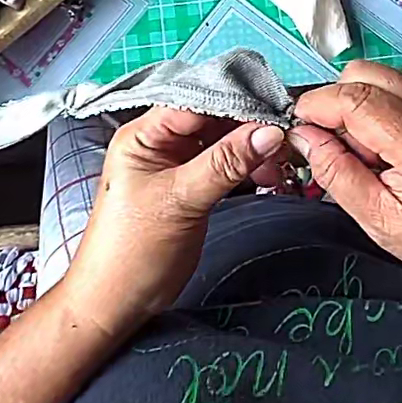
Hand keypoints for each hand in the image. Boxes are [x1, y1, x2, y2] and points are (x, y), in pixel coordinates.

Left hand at [55, 108, 285, 336]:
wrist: (116, 304)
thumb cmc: (130, 252)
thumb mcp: (180, 200)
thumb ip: (226, 163)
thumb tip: (269, 132)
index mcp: (144, 134)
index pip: (196, 101)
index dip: (235, 98)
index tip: (274, 104)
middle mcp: (161, 141)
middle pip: (213, 117)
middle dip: (249, 123)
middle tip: (285, 132)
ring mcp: (178, 162)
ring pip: (224, 138)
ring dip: (253, 145)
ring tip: (281, 158)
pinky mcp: (194, 182)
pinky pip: (227, 161)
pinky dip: (249, 164)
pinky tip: (267, 173)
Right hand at [289, 61, 401, 305]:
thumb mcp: (379, 222)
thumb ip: (337, 174)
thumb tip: (302, 135)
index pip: (359, 99)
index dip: (318, 104)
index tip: (296, 126)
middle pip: (366, 74)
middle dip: (334, 101)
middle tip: (331, 145)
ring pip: (377, 76)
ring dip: (352, 104)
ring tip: (359, 152)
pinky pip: (391, 89)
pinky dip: (370, 108)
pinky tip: (377, 148)